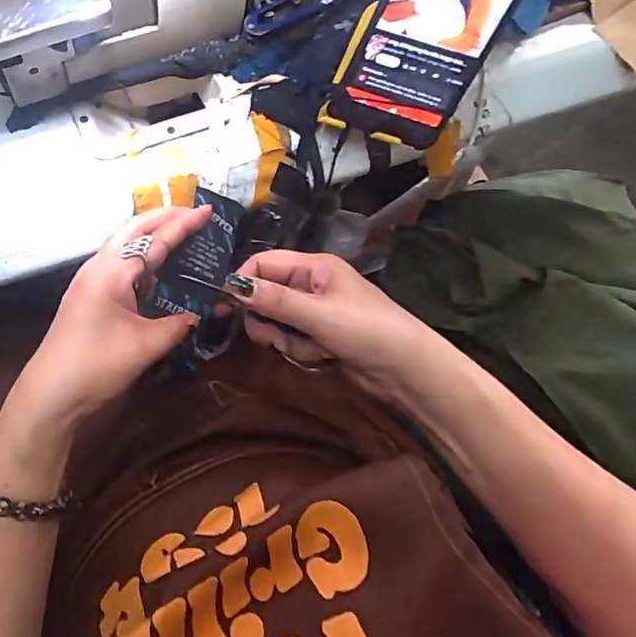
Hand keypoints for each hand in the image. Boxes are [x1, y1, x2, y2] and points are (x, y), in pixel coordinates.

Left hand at [0, 205, 212, 438]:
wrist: (52, 392)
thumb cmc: (97, 364)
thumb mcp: (146, 345)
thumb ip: (177, 325)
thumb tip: (198, 315)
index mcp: (112, 271)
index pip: (153, 238)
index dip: (182, 223)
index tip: (207, 210)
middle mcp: (98, 268)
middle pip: (133, 231)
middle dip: (163, 219)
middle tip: (194, 215)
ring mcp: (90, 281)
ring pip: (124, 247)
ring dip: (150, 236)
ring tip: (180, 233)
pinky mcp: (88, 297)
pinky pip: (119, 266)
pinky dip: (141, 259)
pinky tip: (157, 269)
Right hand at [225, 249, 459, 399]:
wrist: (410, 373)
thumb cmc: (368, 331)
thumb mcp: (317, 314)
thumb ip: (273, 300)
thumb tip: (232, 286)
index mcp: (313, 266)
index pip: (262, 263)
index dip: (242, 282)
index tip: (224, 307)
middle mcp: (310, 284)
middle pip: (264, 294)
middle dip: (266, 318)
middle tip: (274, 337)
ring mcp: (314, 311)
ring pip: (274, 320)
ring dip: (284, 338)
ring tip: (310, 349)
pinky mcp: (318, 335)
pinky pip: (290, 338)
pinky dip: (299, 350)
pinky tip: (322, 357)